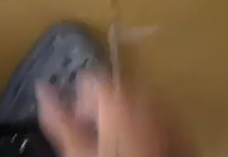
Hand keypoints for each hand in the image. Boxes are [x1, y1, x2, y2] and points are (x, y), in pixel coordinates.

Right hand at [36, 72, 192, 156]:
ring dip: (126, 116)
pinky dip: (149, 126)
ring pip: (138, 101)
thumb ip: (58, 115)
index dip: (80, 103)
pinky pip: (161, 116)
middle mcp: (143, 89)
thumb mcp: (79, 147)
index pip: (88, 80)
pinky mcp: (186, 127)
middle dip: (104, 108)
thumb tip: (41, 87)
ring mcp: (169, 108)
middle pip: (114, 88)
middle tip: (99, 138)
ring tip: (120, 144)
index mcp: (116, 90)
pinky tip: (144, 147)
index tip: (80, 127)